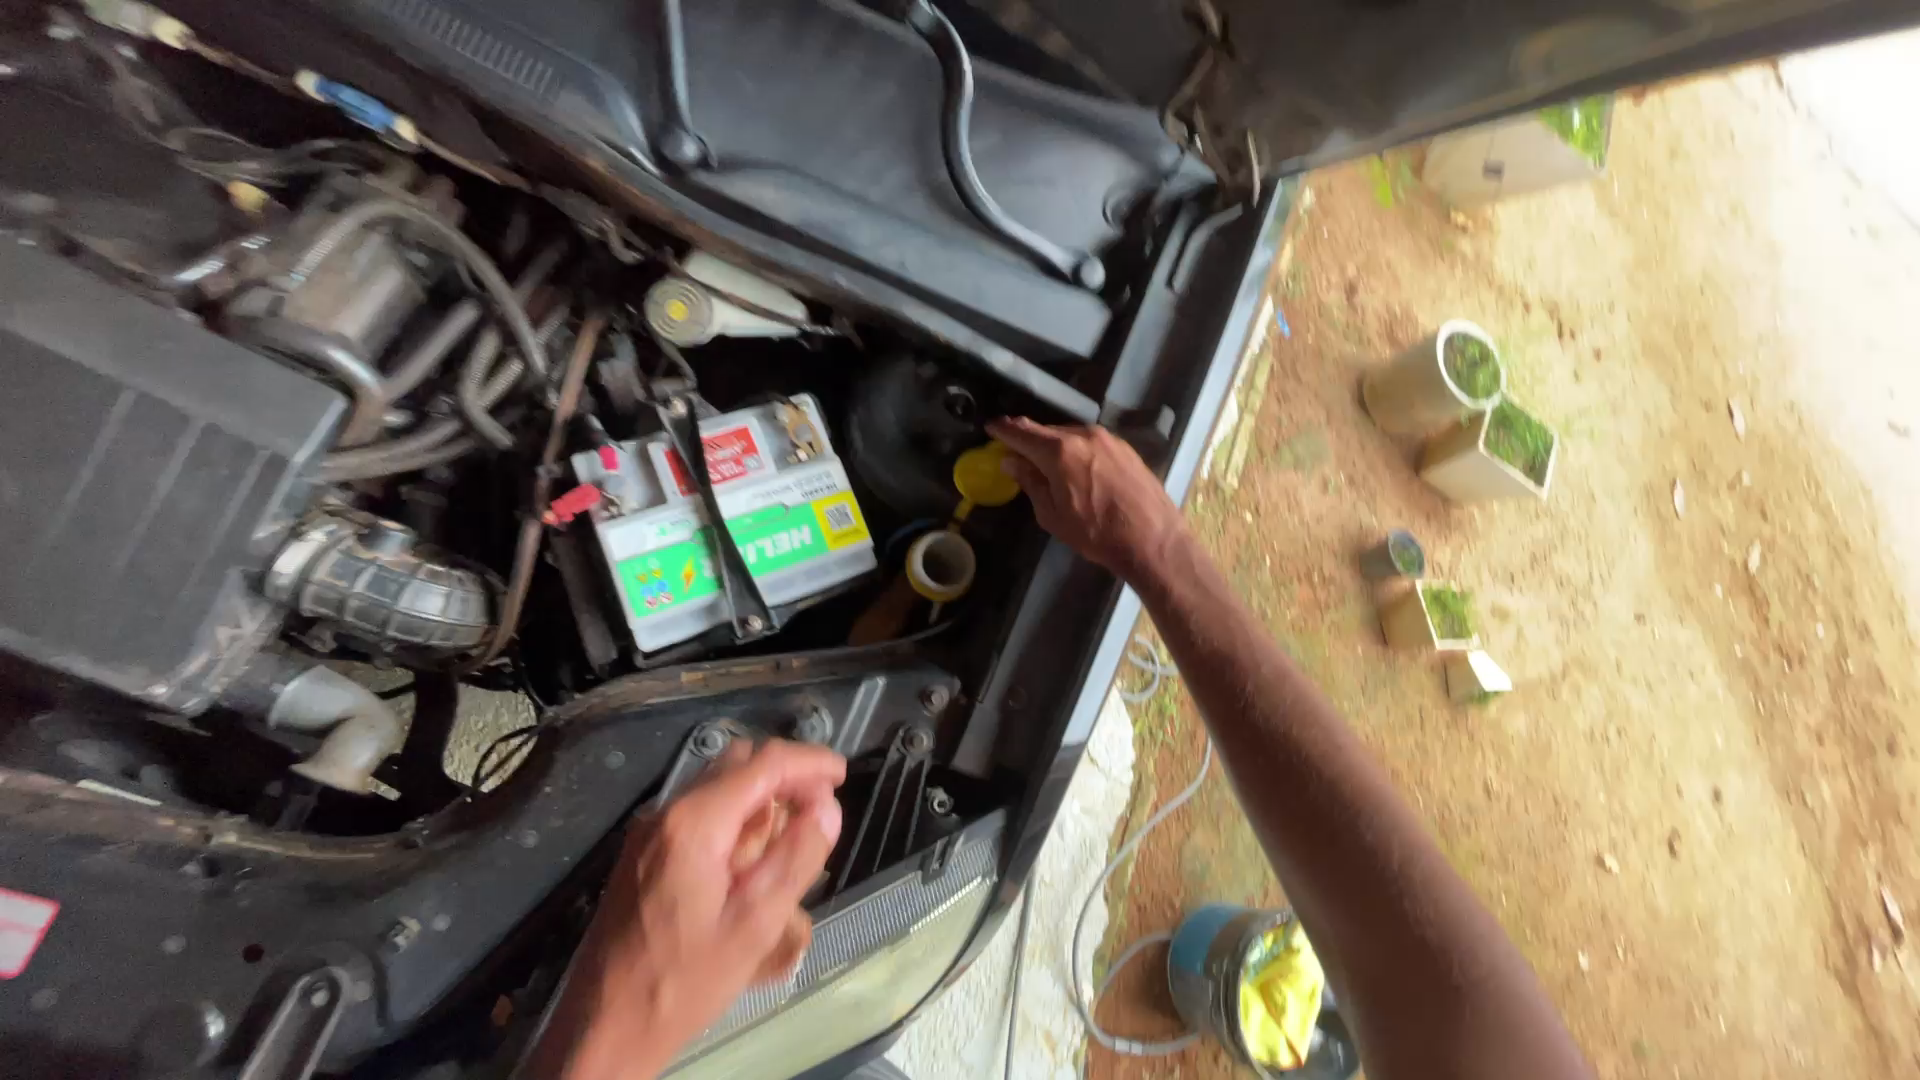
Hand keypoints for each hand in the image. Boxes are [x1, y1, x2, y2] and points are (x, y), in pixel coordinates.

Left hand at [532, 739, 845, 1079]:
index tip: (842, 774)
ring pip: (718, 784)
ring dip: (762, 794)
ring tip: (794, 830)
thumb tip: (829, 809)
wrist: (601, 1031)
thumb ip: (797, 858)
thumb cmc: (683, 982)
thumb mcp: (754, 925)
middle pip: (738, 763)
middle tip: (821, 803)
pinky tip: (753, 854)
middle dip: (786, 774)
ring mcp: (650, 830)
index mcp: (694, 823)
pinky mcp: (644, 852)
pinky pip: (700, 810)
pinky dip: (736, 814)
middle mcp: (667, 812)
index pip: (764, 764)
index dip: (810, 762)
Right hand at [988, 416, 1188, 583]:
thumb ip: (1031, 483)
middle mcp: (1083, 435)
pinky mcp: (1125, 448)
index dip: (1002, 430)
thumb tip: (1012, 462)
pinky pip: (1090, 442)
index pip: (1021, 432)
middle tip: (1014, 448)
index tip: (990, 427)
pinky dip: (1075, 449)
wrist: (1152, 538)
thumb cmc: (1096, 533)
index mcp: (1059, 451)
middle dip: (1028, 438)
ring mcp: (1108, 439)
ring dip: (1053, 444)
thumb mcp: (1052, 515)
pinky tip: (1075, 466)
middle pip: (1046, 431)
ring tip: (1044, 460)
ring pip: (1070, 435)